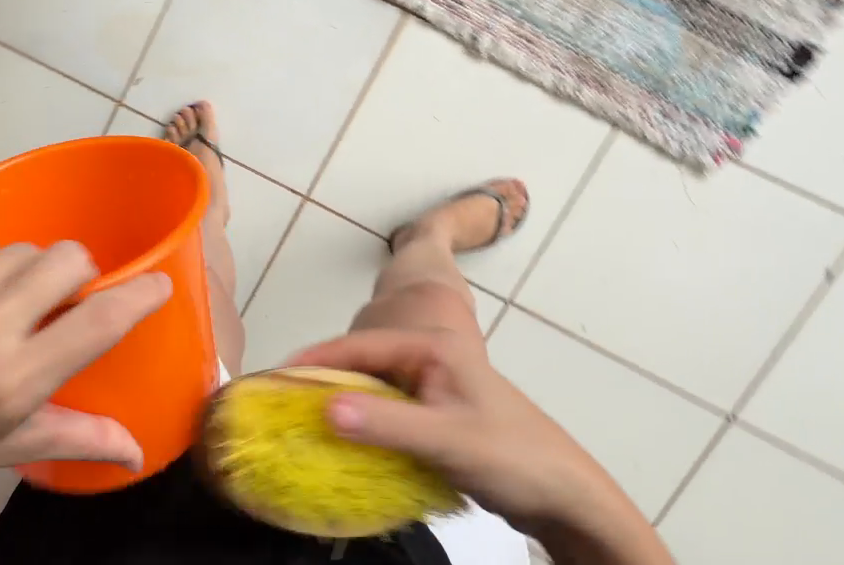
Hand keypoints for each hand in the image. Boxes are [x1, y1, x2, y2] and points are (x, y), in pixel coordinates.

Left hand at [0, 241, 171, 508]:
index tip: (157, 283)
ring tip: (17, 301)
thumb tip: (138, 450)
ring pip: (24, 249)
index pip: (97, 322)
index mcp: (16, 378)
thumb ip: (81, 437)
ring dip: (34, 270)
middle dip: (80, 274)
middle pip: (65, 260)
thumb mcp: (11, 445)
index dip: (137, 295)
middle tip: (68, 299)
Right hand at [291, 328, 620, 529]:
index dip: (313, 359)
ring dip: (339, 405)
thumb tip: (322, 407)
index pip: (357, 347)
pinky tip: (342, 443)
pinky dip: (361, 425)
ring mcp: (430, 387)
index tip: (274, 377)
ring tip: (301, 423)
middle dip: (320, 381)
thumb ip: (386, 422)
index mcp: (429, 346)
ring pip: (370, 390)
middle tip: (281, 404)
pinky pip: (384, 413)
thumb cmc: (512, 455)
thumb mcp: (447, 439)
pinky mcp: (433, 415)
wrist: (568, 497)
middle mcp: (425, 358)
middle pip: (359, 364)